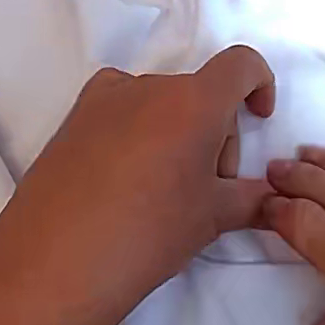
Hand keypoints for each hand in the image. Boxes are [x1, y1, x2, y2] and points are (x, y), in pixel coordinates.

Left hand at [0, 46, 277, 324]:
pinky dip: (138, 128)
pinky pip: (122, 107)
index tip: (257, 116)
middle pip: (200, 92)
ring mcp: (105, 97)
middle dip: (215, 132)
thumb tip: (270, 197)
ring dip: (176, 132)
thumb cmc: (146, 235)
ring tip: (160, 190)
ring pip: (161, 102)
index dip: (260, 83)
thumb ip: (251, 198)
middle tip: (205, 189)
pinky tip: (125, 176)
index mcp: (193, 101)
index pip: (241, 64)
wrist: (54, 260)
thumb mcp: (210, 218)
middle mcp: (149, 85)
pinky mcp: (75, 115)